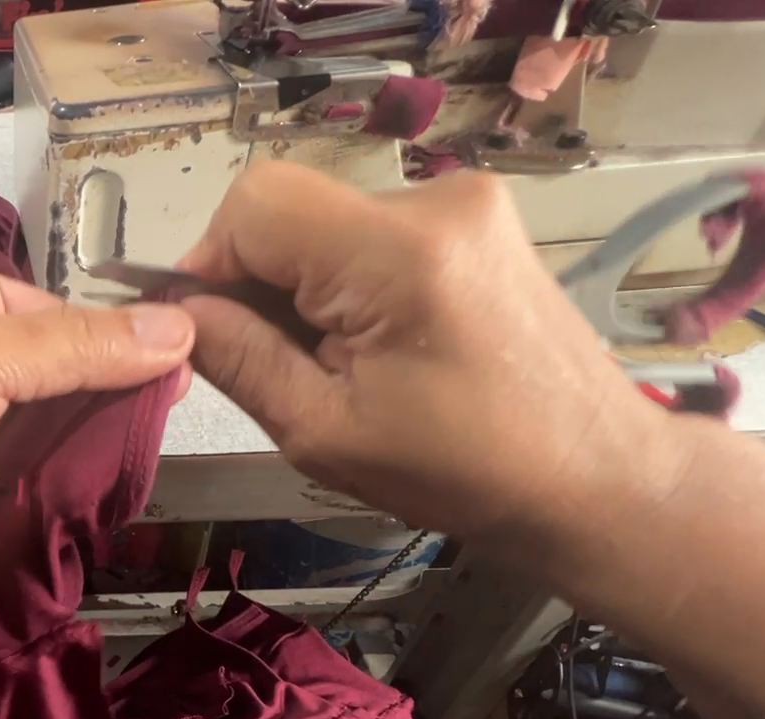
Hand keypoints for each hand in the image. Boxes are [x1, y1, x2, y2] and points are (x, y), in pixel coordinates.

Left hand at [0, 275, 195, 588]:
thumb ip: (76, 345)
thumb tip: (181, 326)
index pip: (56, 313)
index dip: (111, 331)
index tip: (175, 350)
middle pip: (64, 372)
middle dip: (112, 385)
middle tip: (175, 400)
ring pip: (60, 427)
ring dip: (100, 434)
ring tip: (156, 436)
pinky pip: (45, 479)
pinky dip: (78, 479)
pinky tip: (121, 476)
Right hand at [176, 163, 681, 540]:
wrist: (588, 472)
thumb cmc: (453, 469)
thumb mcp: (319, 430)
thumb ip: (239, 358)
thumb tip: (176, 313)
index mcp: (396, 254)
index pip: (254, 206)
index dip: (206, 261)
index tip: (201, 329)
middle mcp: (434, 201)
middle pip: (283, 209)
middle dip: (247, 280)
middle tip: (260, 358)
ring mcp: (459, 203)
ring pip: (315, 223)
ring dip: (288, 286)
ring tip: (318, 358)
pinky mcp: (467, 221)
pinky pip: (356, 234)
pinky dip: (328, 282)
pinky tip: (354, 339)